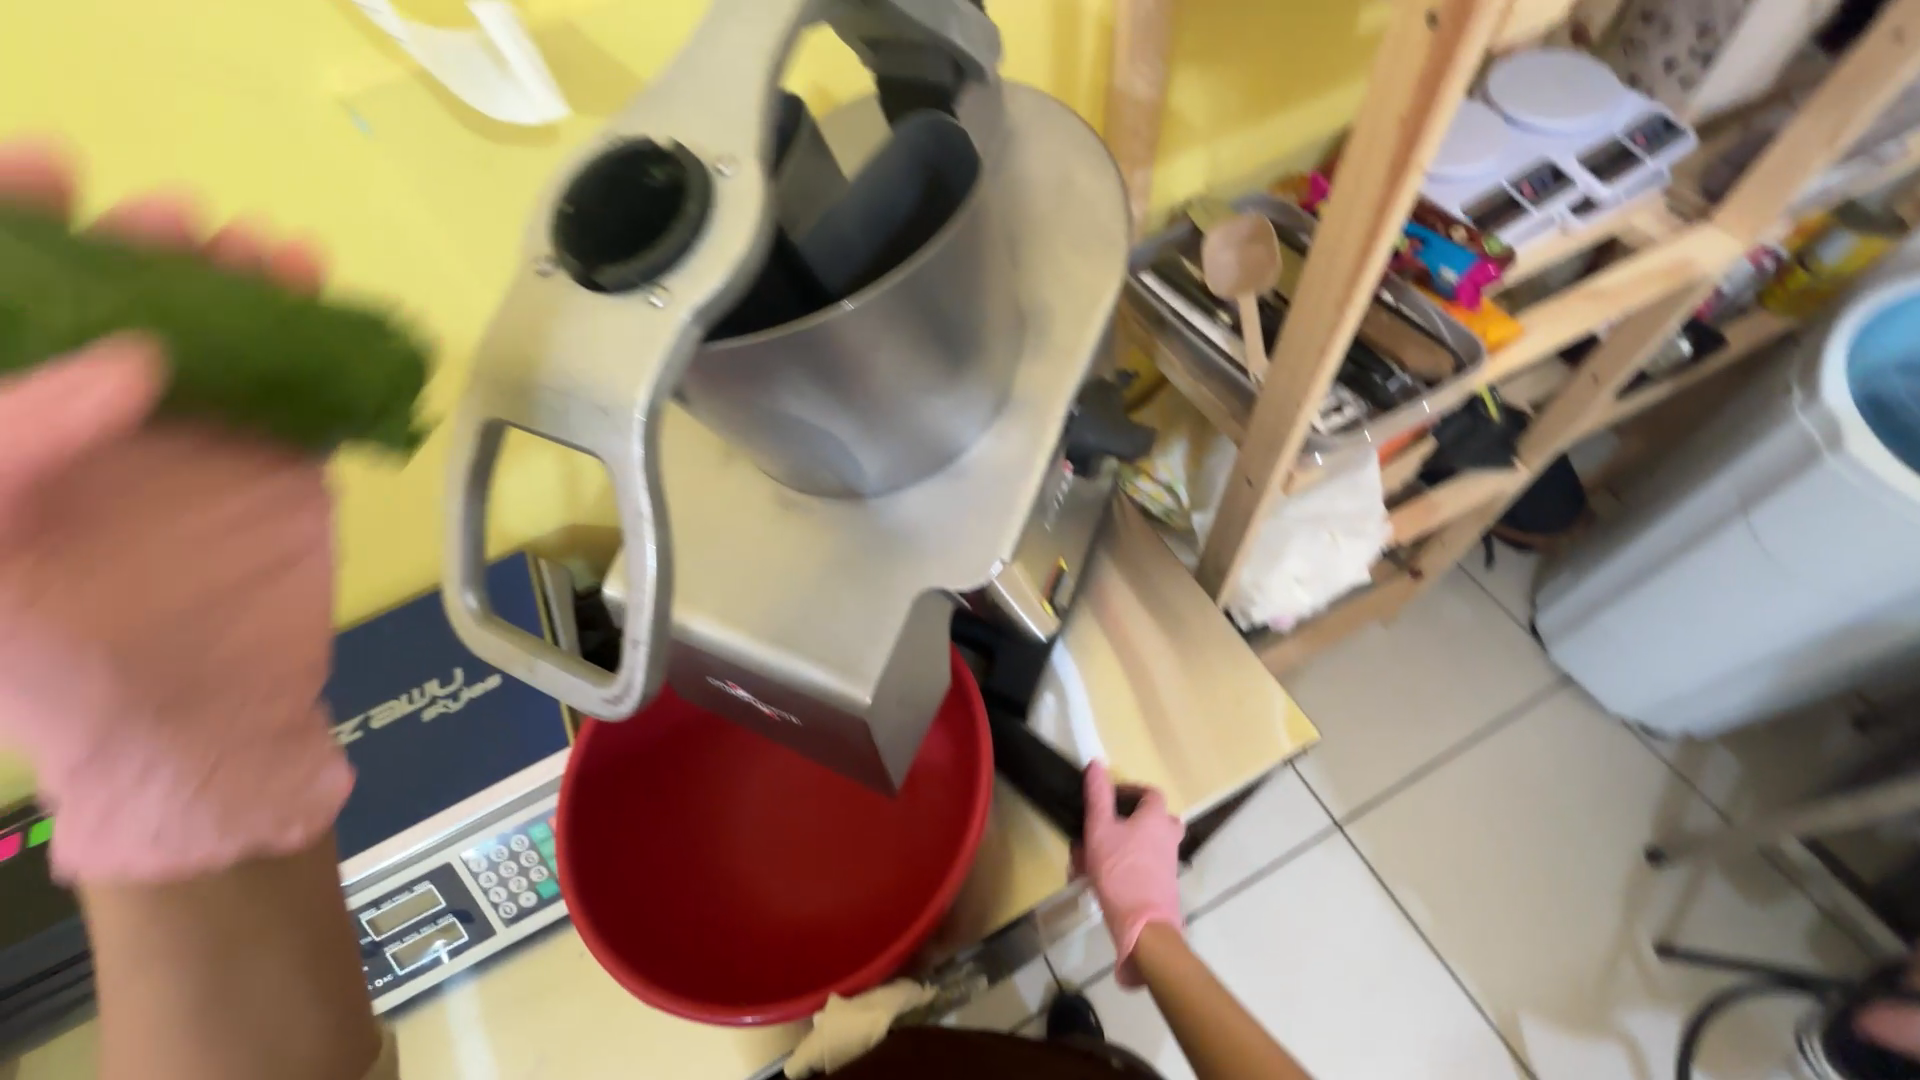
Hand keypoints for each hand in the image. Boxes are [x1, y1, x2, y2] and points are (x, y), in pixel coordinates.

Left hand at [0, 139, 350, 882]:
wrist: (202, 723)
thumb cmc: (50, 659)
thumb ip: (14, 448)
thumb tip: (127, 361)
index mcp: (4, 435)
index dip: (5, 229)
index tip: (49, 175)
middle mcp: (87, 422)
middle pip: (111, 304)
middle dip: (138, 249)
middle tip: (179, 218)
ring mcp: (189, 442)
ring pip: (212, 336)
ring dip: (238, 286)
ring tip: (267, 249)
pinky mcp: (276, 466)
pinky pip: (296, 390)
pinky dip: (316, 347)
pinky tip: (324, 305)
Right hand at [1078, 761, 1183, 987]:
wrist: (1144, 926)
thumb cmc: (1119, 871)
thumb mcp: (1100, 829)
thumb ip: (1097, 796)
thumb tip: (1097, 763)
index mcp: (1156, 819)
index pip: (1151, 793)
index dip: (1131, 791)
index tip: (1110, 798)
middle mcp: (1168, 838)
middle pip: (1154, 820)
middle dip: (1127, 822)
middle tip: (1103, 829)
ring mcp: (1168, 864)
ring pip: (1146, 846)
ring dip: (1122, 848)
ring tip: (1093, 859)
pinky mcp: (1163, 887)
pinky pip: (1143, 868)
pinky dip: (1125, 869)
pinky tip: (1100, 882)